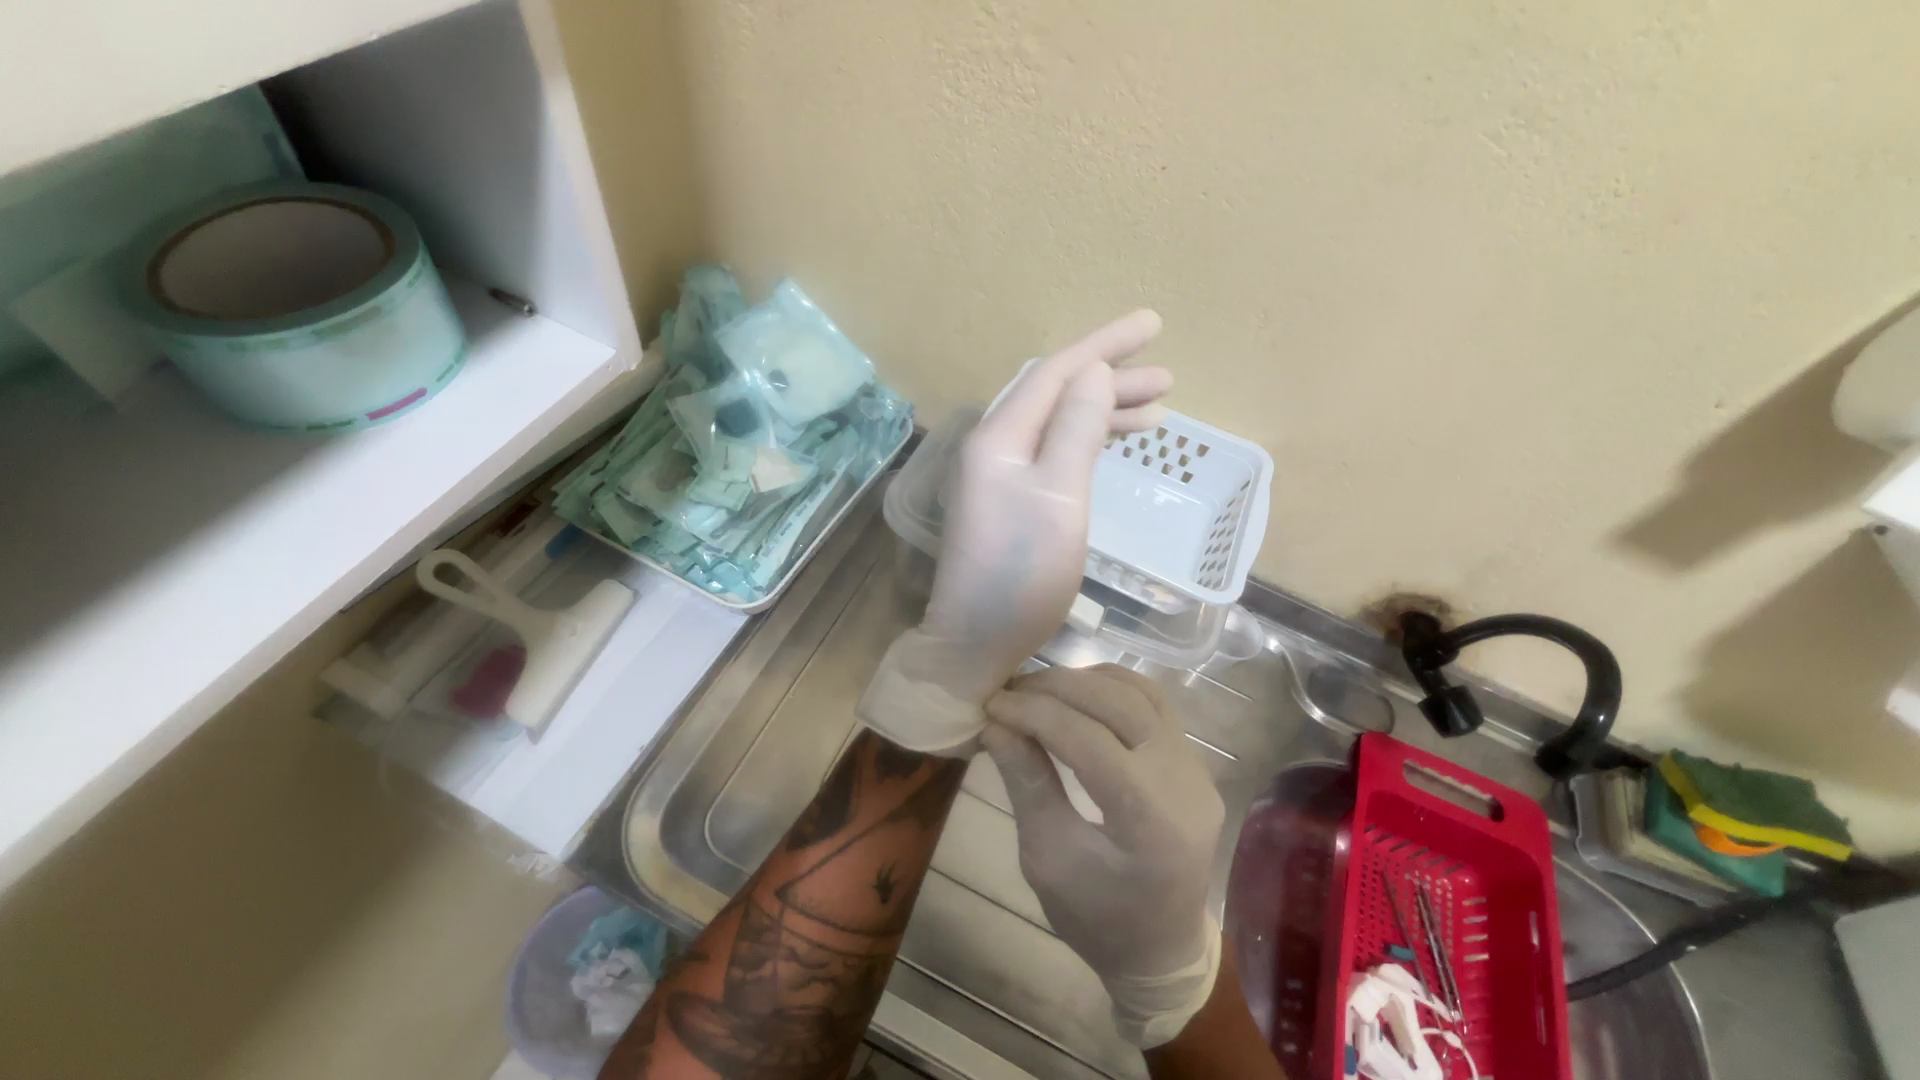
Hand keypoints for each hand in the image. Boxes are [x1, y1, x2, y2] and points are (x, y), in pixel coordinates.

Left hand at [858, 312, 1170, 754]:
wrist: (976, 640)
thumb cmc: (1022, 572)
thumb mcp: (1060, 496)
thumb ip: (1077, 430)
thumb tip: (1093, 373)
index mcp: (1000, 437)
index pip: (1055, 372)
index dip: (1104, 346)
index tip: (1153, 324)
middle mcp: (994, 446)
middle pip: (1056, 393)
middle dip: (1110, 377)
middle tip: (1167, 374)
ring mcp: (998, 475)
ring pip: (1057, 422)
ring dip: (1103, 410)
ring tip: (1158, 407)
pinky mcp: (1009, 500)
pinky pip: (1054, 451)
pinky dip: (1088, 442)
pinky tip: (1115, 442)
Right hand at [981, 664, 1225, 1047]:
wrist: (1160, 949)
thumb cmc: (1095, 917)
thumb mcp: (1046, 858)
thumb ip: (1027, 783)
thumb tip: (995, 723)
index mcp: (1150, 824)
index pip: (1090, 741)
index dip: (1037, 714)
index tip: (993, 704)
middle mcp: (1185, 785)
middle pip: (1120, 705)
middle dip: (1058, 688)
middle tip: (1009, 690)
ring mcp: (1198, 770)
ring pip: (1142, 694)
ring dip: (1086, 682)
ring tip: (1038, 689)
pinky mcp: (1195, 763)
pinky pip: (1155, 706)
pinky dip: (1113, 690)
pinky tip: (1077, 696)